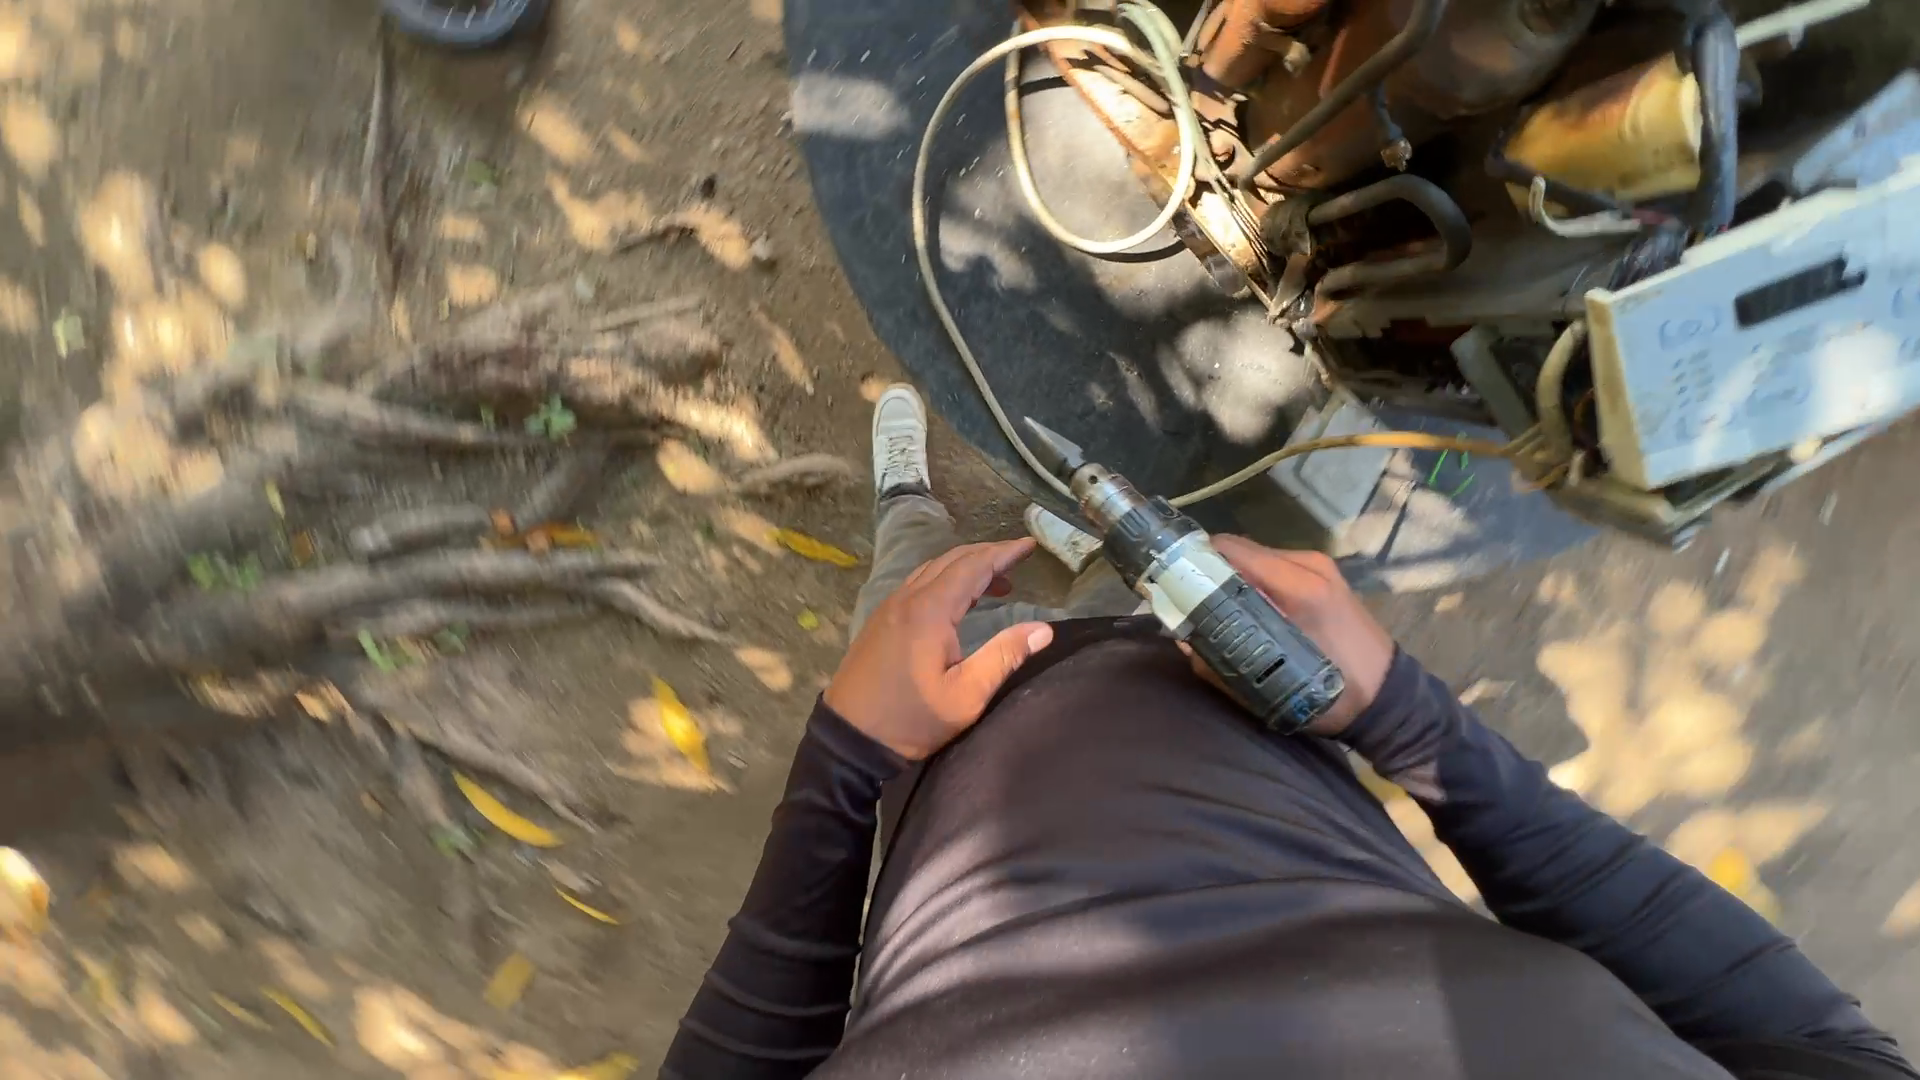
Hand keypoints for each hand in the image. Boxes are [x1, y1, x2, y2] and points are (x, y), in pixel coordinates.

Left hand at [825, 539, 1055, 759]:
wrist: (849, 738)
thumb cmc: (911, 720)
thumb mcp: (966, 696)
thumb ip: (1004, 656)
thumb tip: (1044, 629)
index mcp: (930, 610)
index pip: (974, 566)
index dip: (1004, 553)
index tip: (1030, 545)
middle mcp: (908, 598)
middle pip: (953, 560)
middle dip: (988, 554)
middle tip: (1019, 558)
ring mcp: (890, 607)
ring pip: (933, 569)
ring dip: (966, 567)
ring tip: (998, 582)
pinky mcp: (882, 620)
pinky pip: (919, 583)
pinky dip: (946, 579)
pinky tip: (959, 599)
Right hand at [1198, 536, 1395, 737]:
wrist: (1391, 700)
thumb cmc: (1332, 693)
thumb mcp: (1268, 686)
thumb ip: (1218, 662)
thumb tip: (1182, 638)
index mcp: (1295, 585)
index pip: (1229, 549)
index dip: (1195, 560)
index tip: (1173, 581)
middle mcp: (1307, 565)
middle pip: (1240, 550)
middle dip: (1210, 571)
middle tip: (1190, 598)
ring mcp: (1318, 566)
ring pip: (1257, 557)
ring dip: (1233, 577)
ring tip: (1218, 606)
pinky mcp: (1324, 575)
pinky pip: (1275, 567)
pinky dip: (1254, 581)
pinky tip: (1249, 608)